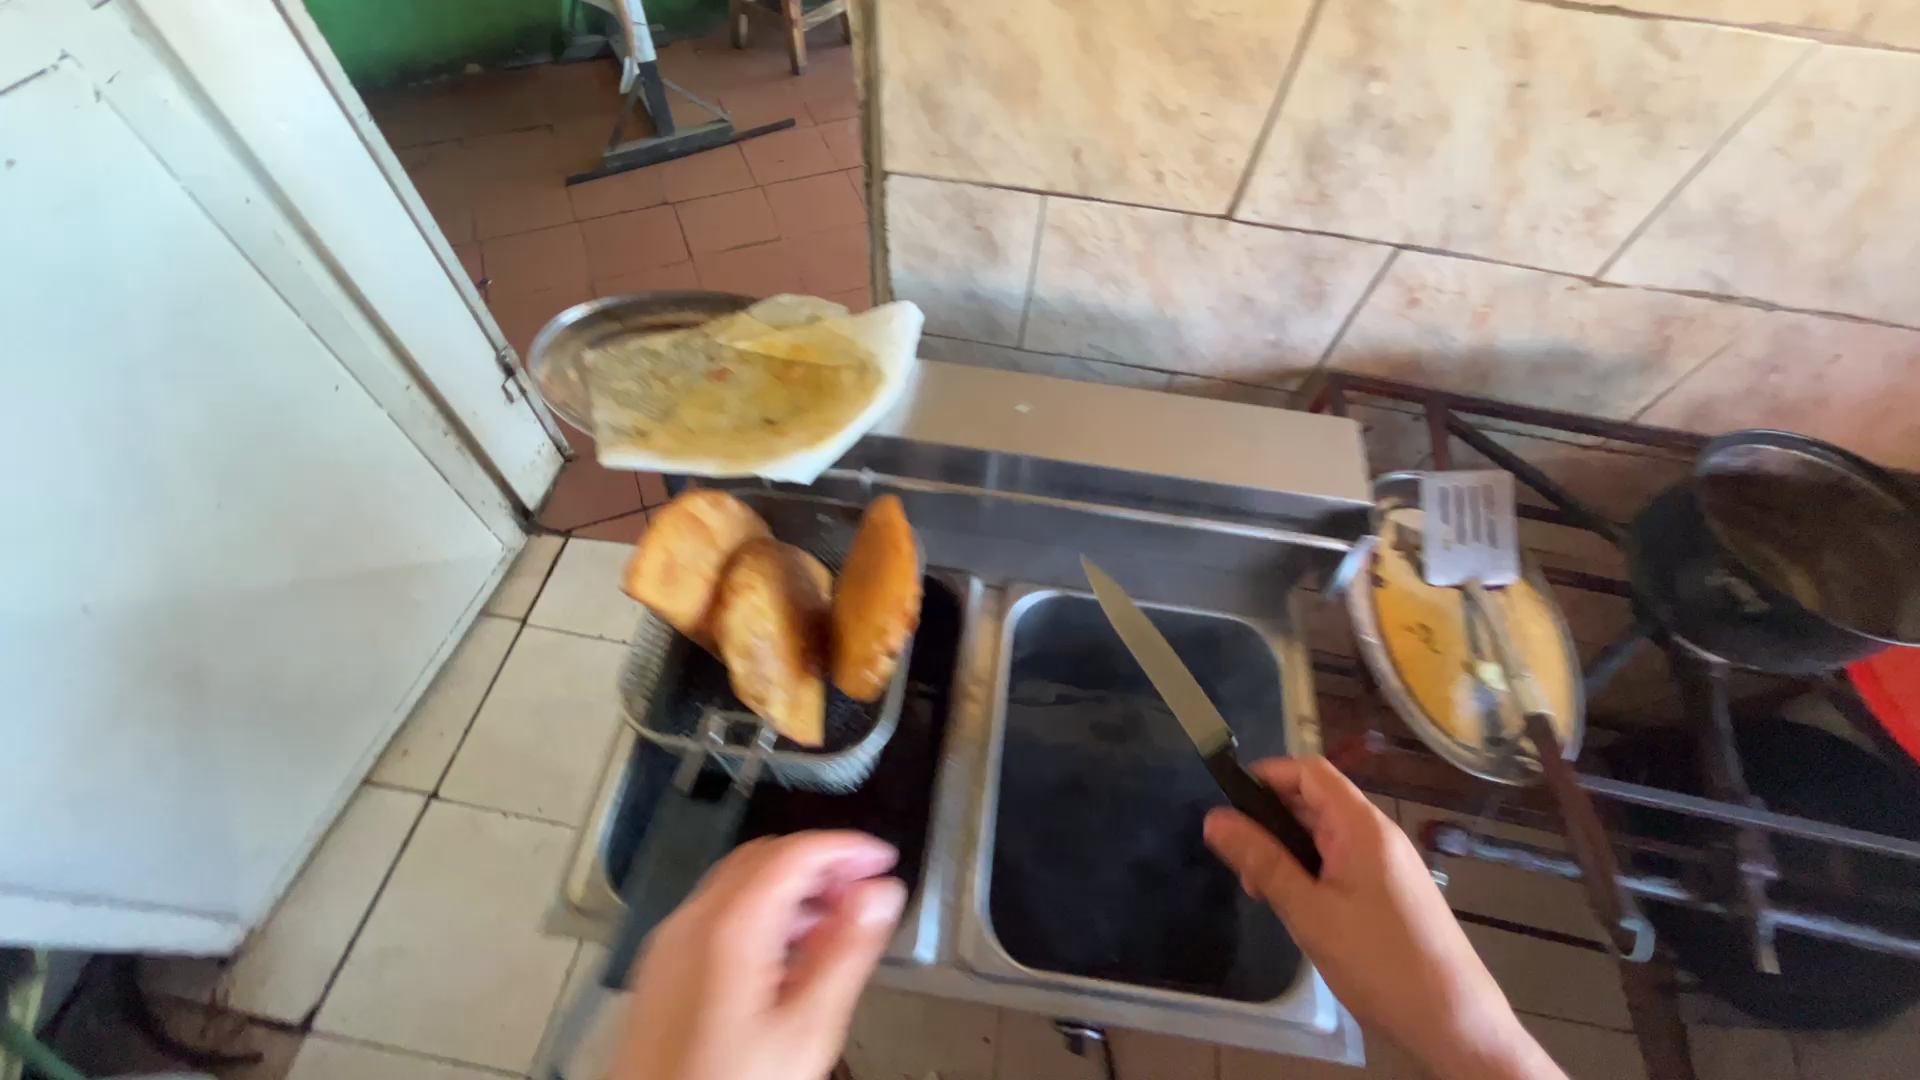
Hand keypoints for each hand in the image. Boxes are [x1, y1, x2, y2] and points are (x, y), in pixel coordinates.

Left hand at [614, 830, 905, 1079]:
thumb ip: (848, 952)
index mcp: (730, 926)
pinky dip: (762, 910)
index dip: (847, 847)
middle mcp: (692, 921)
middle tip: (863, 888)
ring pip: (741, 882)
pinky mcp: (664, 969)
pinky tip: (790, 951)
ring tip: (837, 920)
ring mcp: (671, 944)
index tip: (882, 860)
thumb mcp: (806, 1029)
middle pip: (767, 857)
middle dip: (821, 864)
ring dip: (793, 886)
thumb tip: (879, 896)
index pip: (797, 852)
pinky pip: (719, 912)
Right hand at [1204, 757, 1564, 1079]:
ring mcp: (1386, 864)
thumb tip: (1213, 818)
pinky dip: (1308, 872)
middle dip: (1269, 820)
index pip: (1309, 771)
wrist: (1461, 1031)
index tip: (1230, 803)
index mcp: (1361, 827)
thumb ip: (1260, 860)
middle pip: (1314, 800)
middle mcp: (1376, 835)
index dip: (1267, 775)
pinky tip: (1295, 907)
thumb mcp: (1308, 912)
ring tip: (1262, 890)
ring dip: (1286, 851)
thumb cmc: (1382, 965)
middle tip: (1241, 862)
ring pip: (1323, 835)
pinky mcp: (1389, 892)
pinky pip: (1338, 862)